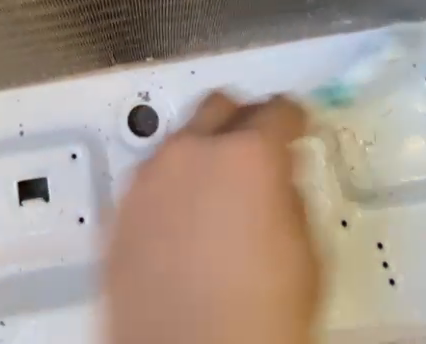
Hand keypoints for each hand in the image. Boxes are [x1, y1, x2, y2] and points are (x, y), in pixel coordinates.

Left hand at [105, 91, 320, 343]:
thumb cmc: (257, 319)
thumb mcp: (306, 257)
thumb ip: (290, 198)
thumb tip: (279, 183)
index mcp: (247, 155)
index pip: (277, 110)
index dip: (292, 117)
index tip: (295, 125)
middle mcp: (191, 152)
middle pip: (218, 106)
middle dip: (240, 119)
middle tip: (256, 148)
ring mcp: (148, 177)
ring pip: (178, 143)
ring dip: (199, 156)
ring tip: (216, 198)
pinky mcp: (119, 209)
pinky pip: (150, 182)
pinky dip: (169, 191)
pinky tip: (182, 227)